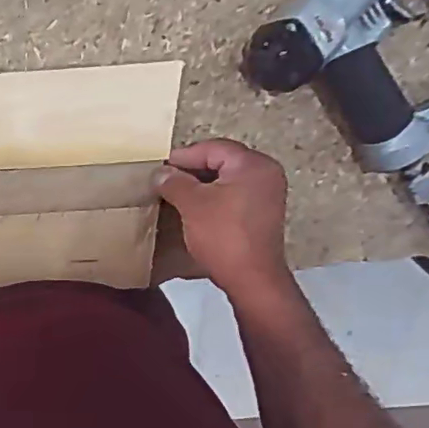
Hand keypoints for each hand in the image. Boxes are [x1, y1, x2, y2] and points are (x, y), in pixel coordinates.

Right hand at [155, 138, 292, 302]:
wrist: (252, 279)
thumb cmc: (223, 236)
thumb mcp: (193, 205)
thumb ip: (174, 182)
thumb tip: (161, 173)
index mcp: (253, 164)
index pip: (213, 148)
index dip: (184, 156)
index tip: (160, 167)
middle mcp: (266, 174)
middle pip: (222, 162)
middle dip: (192, 171)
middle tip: (165, 180)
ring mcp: (267, 196)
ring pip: (227, 181)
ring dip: (202, 187)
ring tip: (176, 195)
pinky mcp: (263, 216)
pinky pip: (234, 198)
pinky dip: (214, 200)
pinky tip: (195, 210)